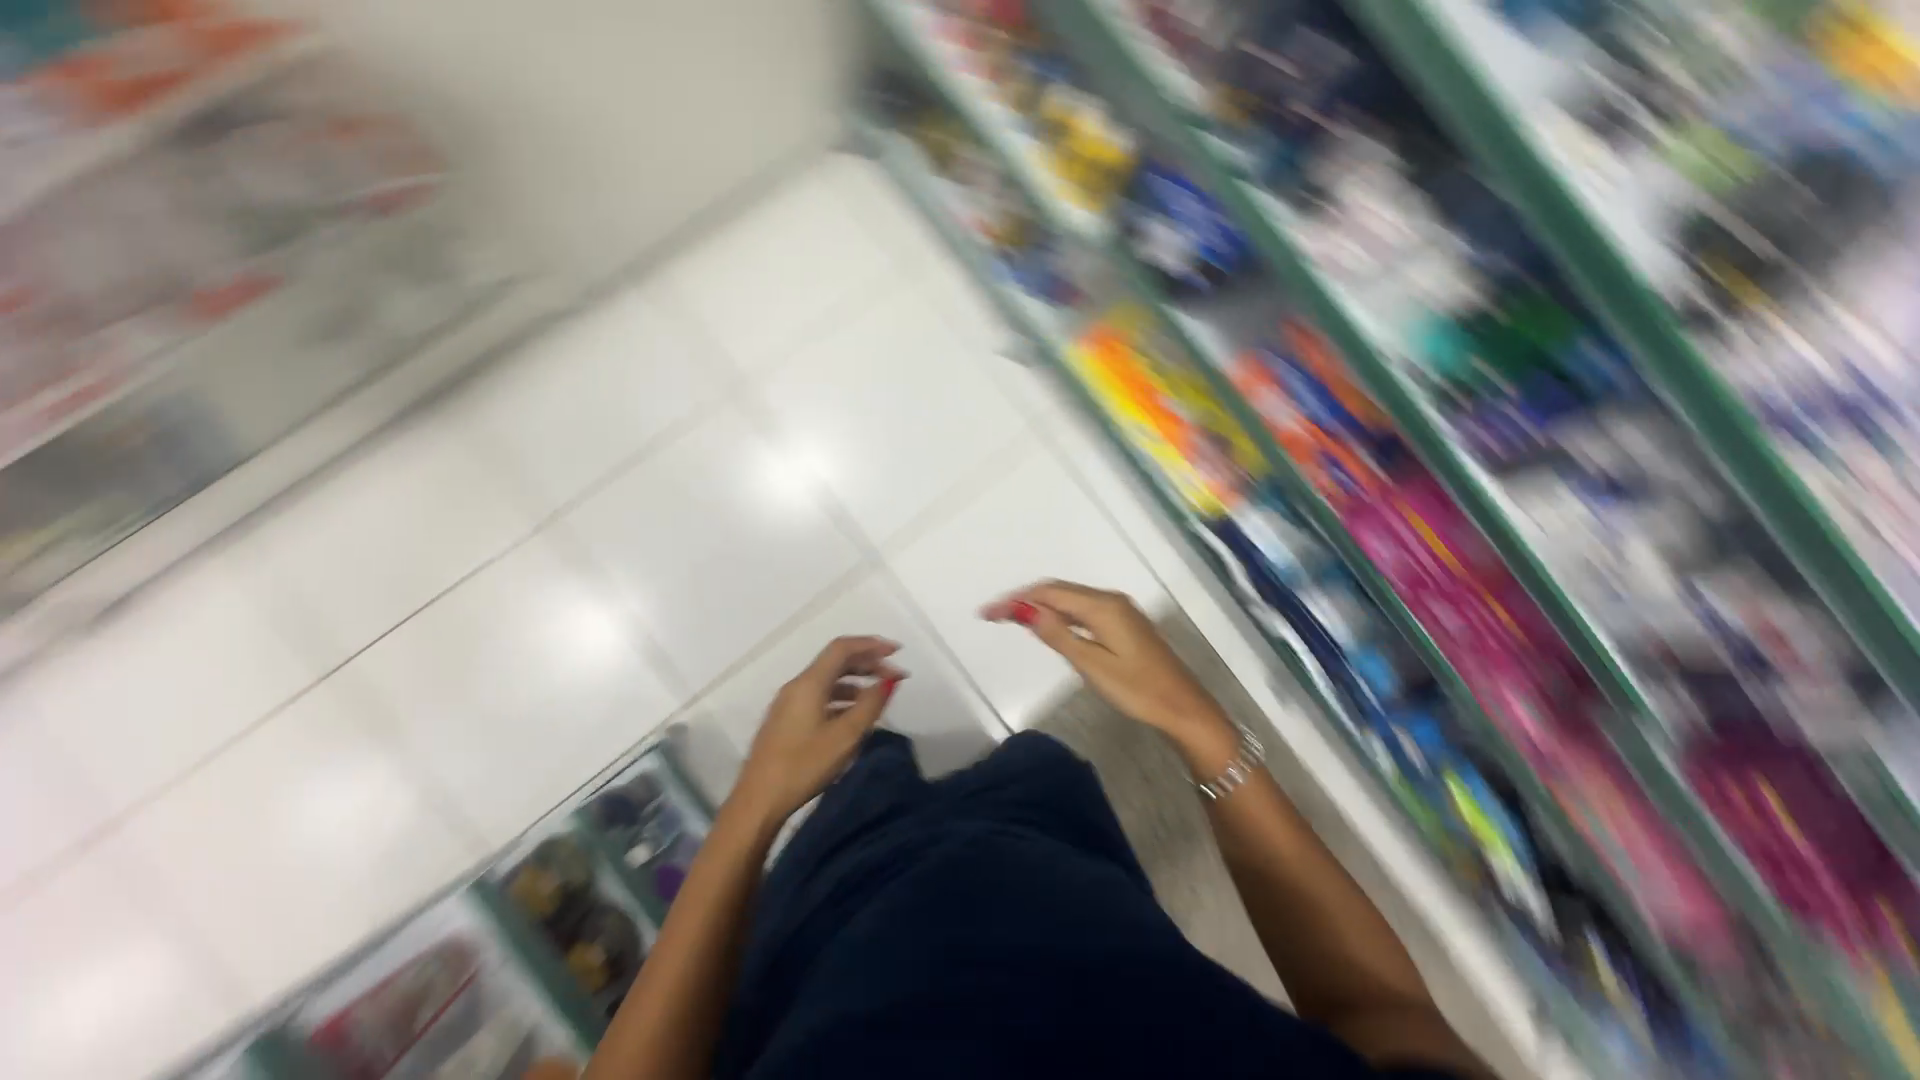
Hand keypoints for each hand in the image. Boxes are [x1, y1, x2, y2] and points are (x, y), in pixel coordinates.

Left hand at [731, 636, 905, 825]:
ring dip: (856, 682)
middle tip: (894, 677)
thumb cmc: (804, 766)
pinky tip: (854, 716)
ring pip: (828, 681)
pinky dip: (842, 698)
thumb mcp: (845, 737)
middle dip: (867, 663)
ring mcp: (789, 703)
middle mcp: (797, 686)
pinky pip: (819, 697)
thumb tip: (889, 680)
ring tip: (878, 697)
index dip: (871, 645)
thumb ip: (870, 705)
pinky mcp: (786, 720)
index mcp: (809, 683)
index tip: (897, 652)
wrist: (759, 800)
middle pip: (835, 662)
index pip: (842, 648)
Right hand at [983, 581, 1236, 760]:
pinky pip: (1083, 610)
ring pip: (1071, 599)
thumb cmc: (1139, 690)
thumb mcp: (1093, 666)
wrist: (1184, 708)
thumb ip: (1059, 635)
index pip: (1049, 593)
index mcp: (1102, 607)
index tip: (987, 613)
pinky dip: (1060, 614)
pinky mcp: (1124, 625)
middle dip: (1024, 599)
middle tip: (993, 614)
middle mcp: (1110, 600)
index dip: (1016, 600)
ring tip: (1012, 618)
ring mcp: (1120, 611)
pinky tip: (1049, 626)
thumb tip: (1026, 609)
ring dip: (1041, 605)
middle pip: (1059, 591)